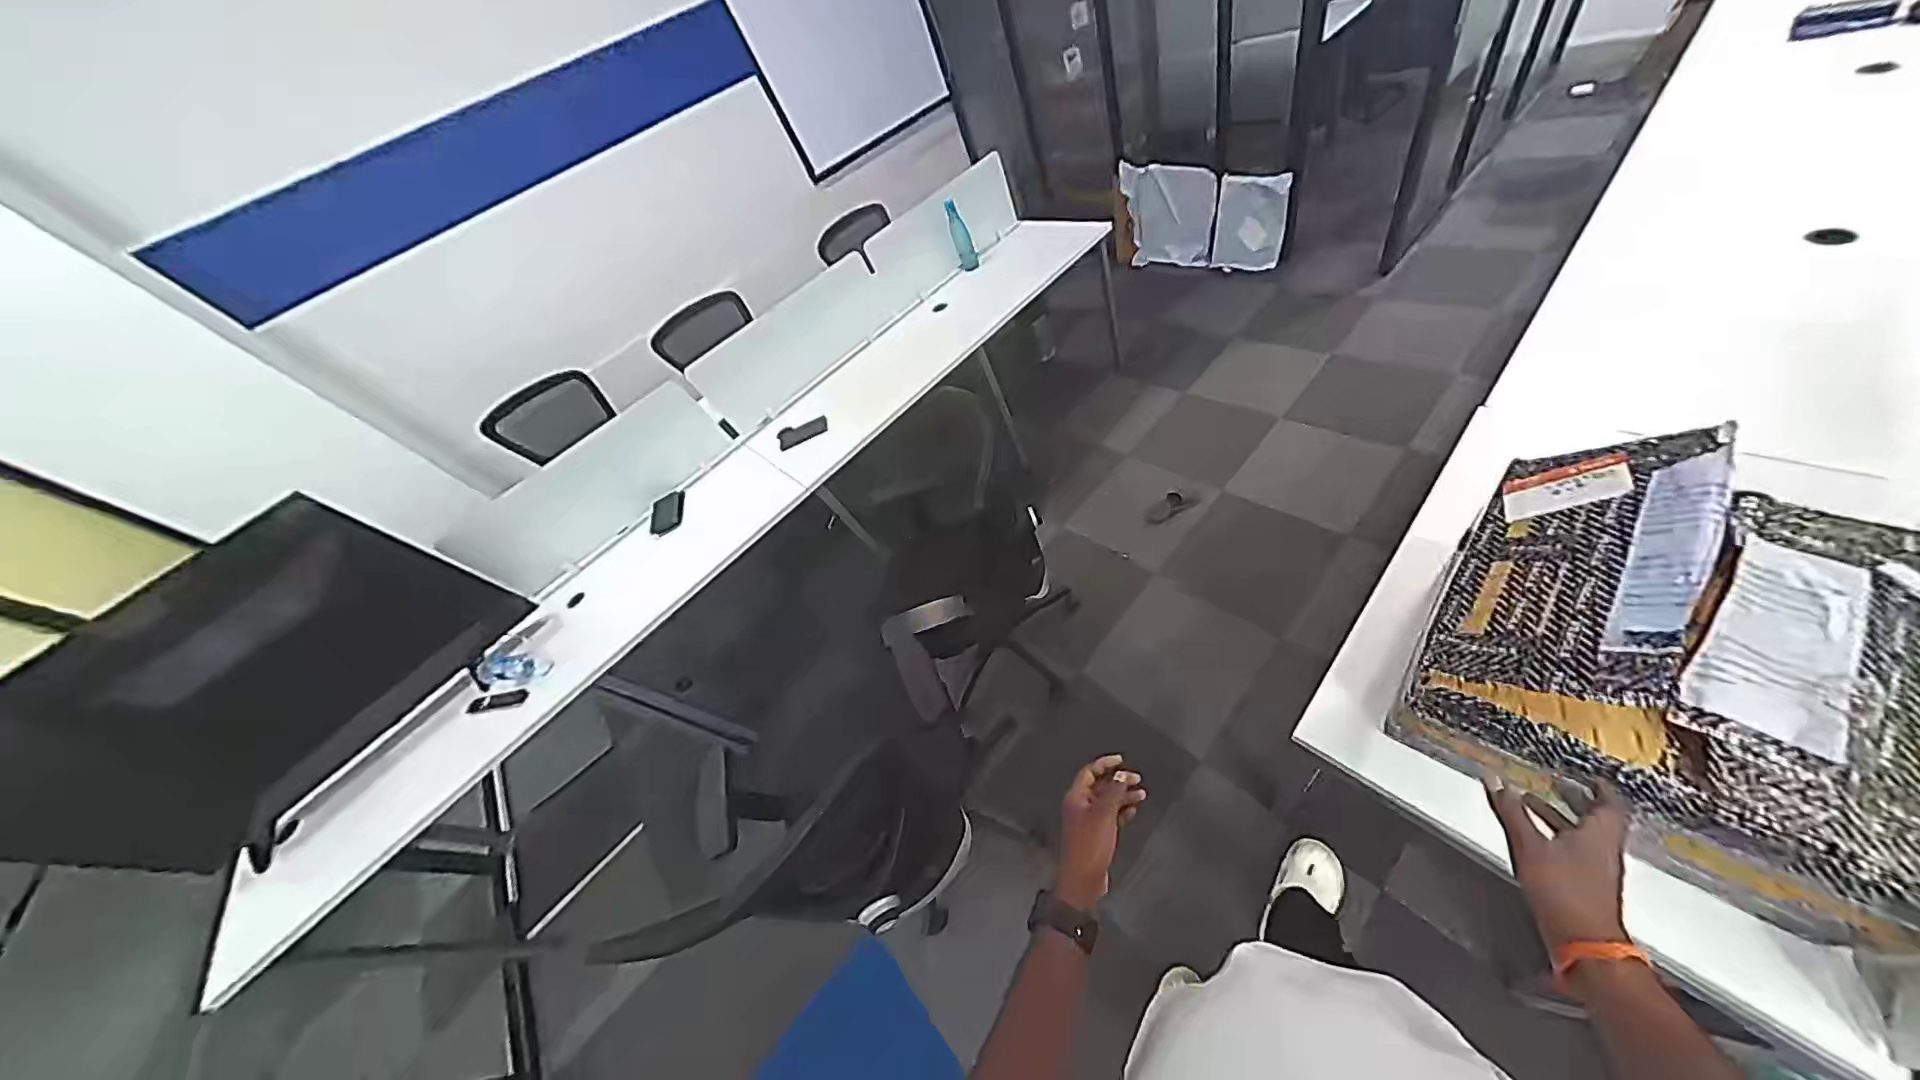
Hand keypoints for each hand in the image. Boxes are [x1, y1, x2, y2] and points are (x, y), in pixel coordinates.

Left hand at [1054, 755, 1146, 909]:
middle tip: (1136, 778)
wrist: (1083, 879)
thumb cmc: (1090, 844)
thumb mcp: (1103, 814)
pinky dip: (1121, 811)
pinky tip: (1133, 810)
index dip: (1104, 764)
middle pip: (1100, 786)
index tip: (1121, 760)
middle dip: (1118, 780)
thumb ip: (1113, 792)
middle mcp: (1080, 806)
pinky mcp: (1097, 835)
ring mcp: (1088, 821)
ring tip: (1141, 794)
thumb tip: (1121, 775)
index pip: (1089, 772)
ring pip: (1107, 801)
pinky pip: (1110, 817)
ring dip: (1123, 796)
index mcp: (1076, 797)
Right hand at [1486, 777, 1629, 951]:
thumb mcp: (1529, 844)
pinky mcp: (1587, 881)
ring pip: (1585, 834)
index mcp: (1599, 836)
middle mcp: (1604, 849)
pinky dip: (1558, 834)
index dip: (1601, 789)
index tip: (1590, 777)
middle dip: (1578, 800)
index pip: (1609, 805)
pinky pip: (1577, 848)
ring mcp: (1598, 868)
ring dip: (1563, 817)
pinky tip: (1537, 836)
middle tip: (1560, 784)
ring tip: (1534, 803)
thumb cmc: (1561, 887)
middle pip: (1598, 819)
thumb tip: (1494, 779)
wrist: (1582, 938)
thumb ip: (1511, 811)